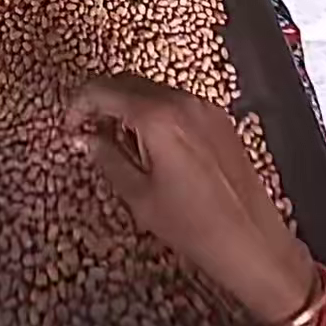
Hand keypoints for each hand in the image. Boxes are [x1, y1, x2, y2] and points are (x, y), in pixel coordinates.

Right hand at [66, 75, 318, 325]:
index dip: (79, 104)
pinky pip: (173, 100)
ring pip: (149, 89)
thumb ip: (106, 156)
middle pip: (125, 81)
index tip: (69, 126)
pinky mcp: (216, 115)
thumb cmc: (194, 226)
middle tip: (88, 132)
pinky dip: (152, 111)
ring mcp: (201, 104)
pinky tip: (151, 144)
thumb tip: (83, 136)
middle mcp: (179, 99)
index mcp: (156, 116)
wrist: (256, 244)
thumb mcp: (139, 196)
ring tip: (118, 142)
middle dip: (101, 101)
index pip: (102, 90)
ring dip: (126, 105)